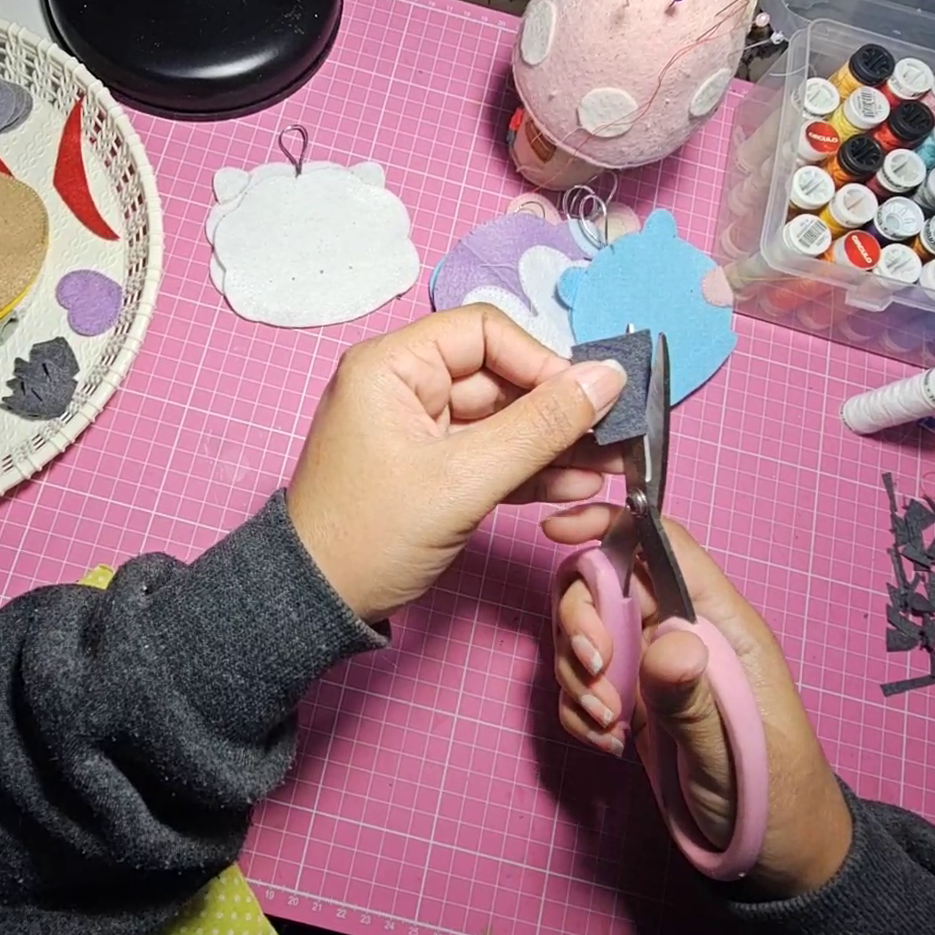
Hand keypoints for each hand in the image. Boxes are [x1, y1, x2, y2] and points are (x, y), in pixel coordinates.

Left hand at [288, 305, 626, 622]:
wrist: (320, 602)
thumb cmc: (369, 534)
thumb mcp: (462, 479)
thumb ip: (540, 427)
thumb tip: (605, 378)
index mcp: (393, 366)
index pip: (483, 333)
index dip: (540, 360)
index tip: (586, 397)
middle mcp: (405, 386)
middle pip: (499, 377)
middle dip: (558, 409)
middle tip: (615, 434)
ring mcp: (419, 428)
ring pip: (501, 419)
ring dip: (554, 443)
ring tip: (611, 464)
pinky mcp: (432, 466)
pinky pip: (490, 453)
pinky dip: (529, 468)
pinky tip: (576, 483)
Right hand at [547, 506, 852, 897]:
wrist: (775, 855)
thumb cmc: (774, 799)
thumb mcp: (733, 755)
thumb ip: (694, 699)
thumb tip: (666, 641)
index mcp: (718, 621)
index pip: (661, 543)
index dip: (609, 523)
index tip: (557, 530)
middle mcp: (677, 629)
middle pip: (603, 583)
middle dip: (579, 622)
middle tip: (596, 672)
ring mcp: (648, 662)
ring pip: (582, 631)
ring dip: (577, 675)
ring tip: (610, 725)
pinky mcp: (627, 694)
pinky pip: (579, 679)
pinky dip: (577, 708)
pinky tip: (608, 741)